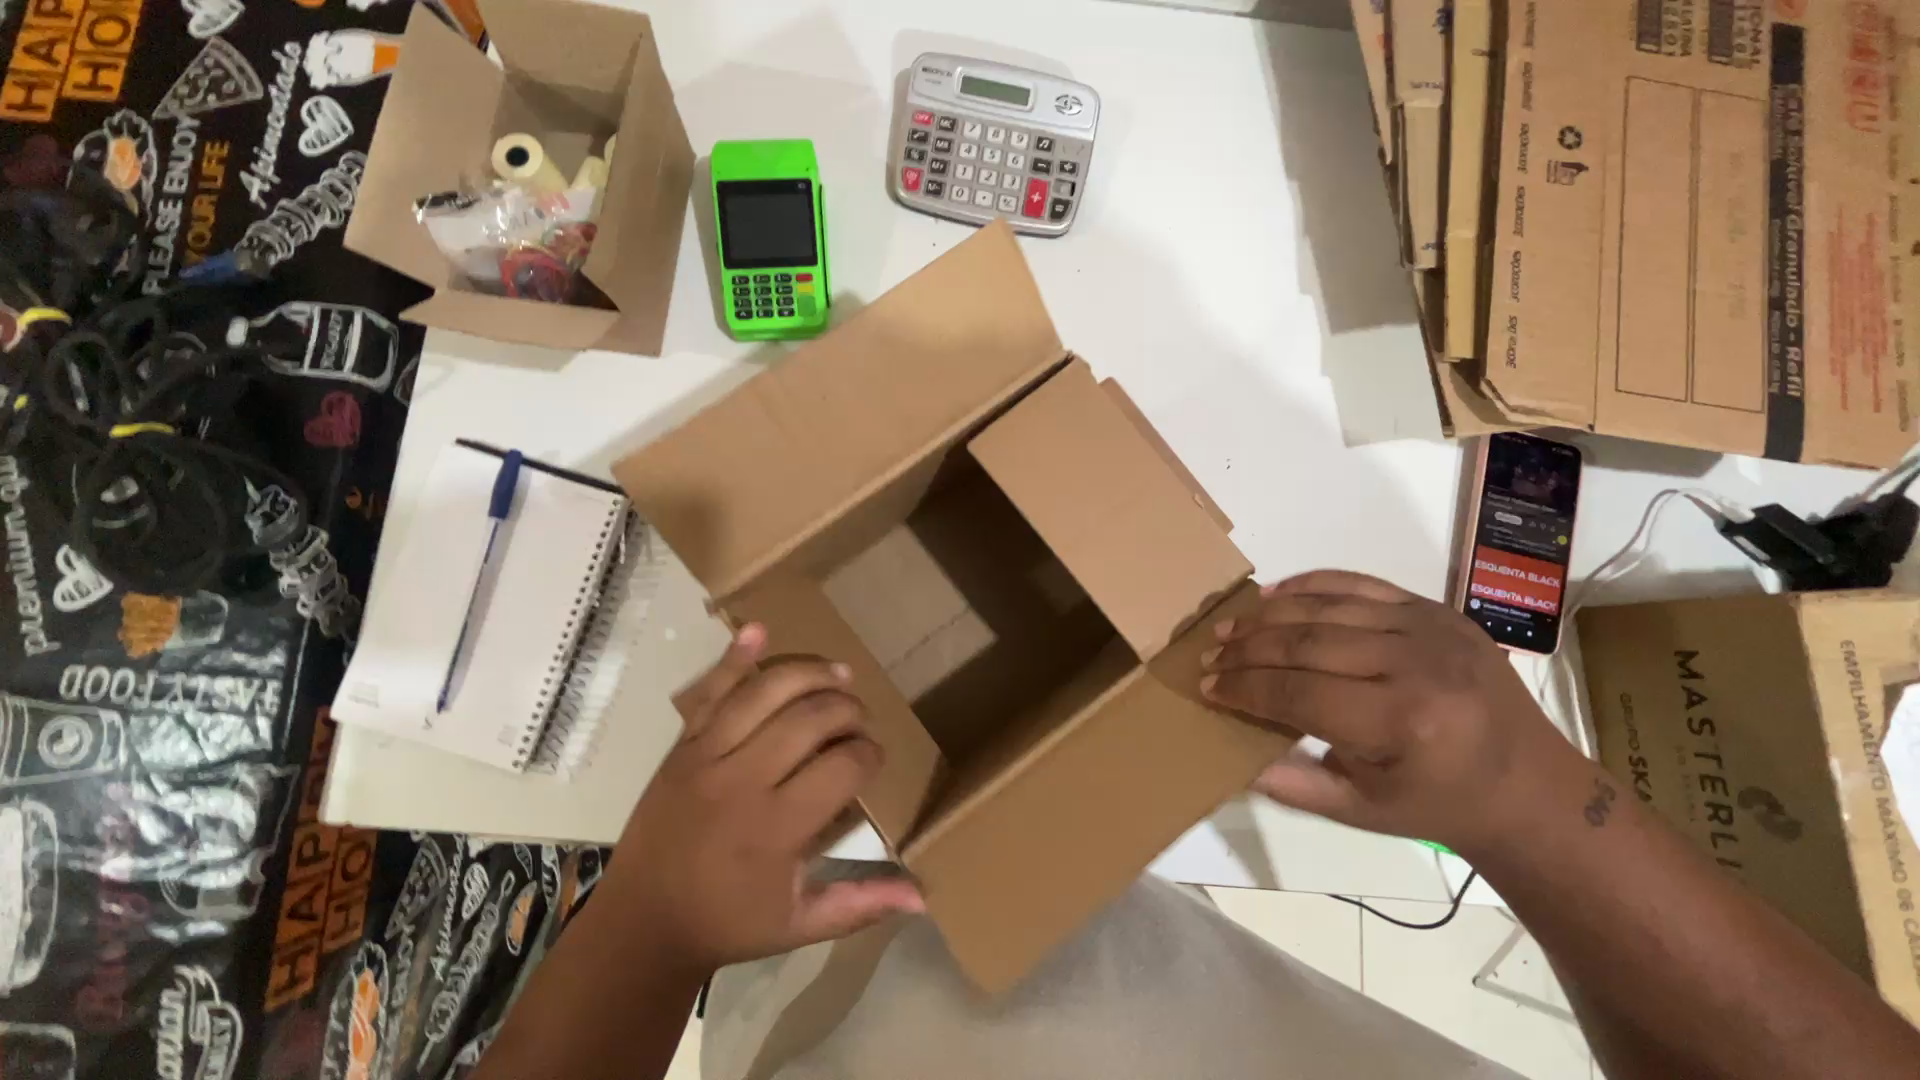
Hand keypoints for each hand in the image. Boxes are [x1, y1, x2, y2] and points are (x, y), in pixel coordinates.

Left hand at [604, 624, 923, 975]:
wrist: (642, 921)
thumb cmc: (727, 923)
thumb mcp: (799, 925)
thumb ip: (861, 903)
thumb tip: (922, 895)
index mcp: (776, 828)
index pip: (842, 765)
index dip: (869, 753)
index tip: (873, 758)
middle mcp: (743, 782)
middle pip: (810, 718)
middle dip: (848, 709)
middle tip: (860, 719)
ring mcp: (706, 757)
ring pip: (765, 693)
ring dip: (809, 673)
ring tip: (839, 674)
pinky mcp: (681, 746)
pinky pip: (710, 693)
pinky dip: (734, 658)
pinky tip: (759, 630)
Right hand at [1200, 570, 1591, 856]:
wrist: (1528, 784)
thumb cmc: (1438, 805)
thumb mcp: (1361, 811)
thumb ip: (1293, 783)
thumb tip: (1232, 755)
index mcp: (1400, 724)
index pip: (1298, 694)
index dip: (1244, 689)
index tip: (1207, 688)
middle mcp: (1416, 666)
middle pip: (1306, 644)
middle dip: (1248, 650)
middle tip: (1209, 655)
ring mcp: (1430, 629)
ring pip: (1327, 609)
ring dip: (1268, 616)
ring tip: (1229, 627)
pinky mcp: (1437, 609)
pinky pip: (1361, 584)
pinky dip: (1311, 585)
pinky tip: (1272, 594)